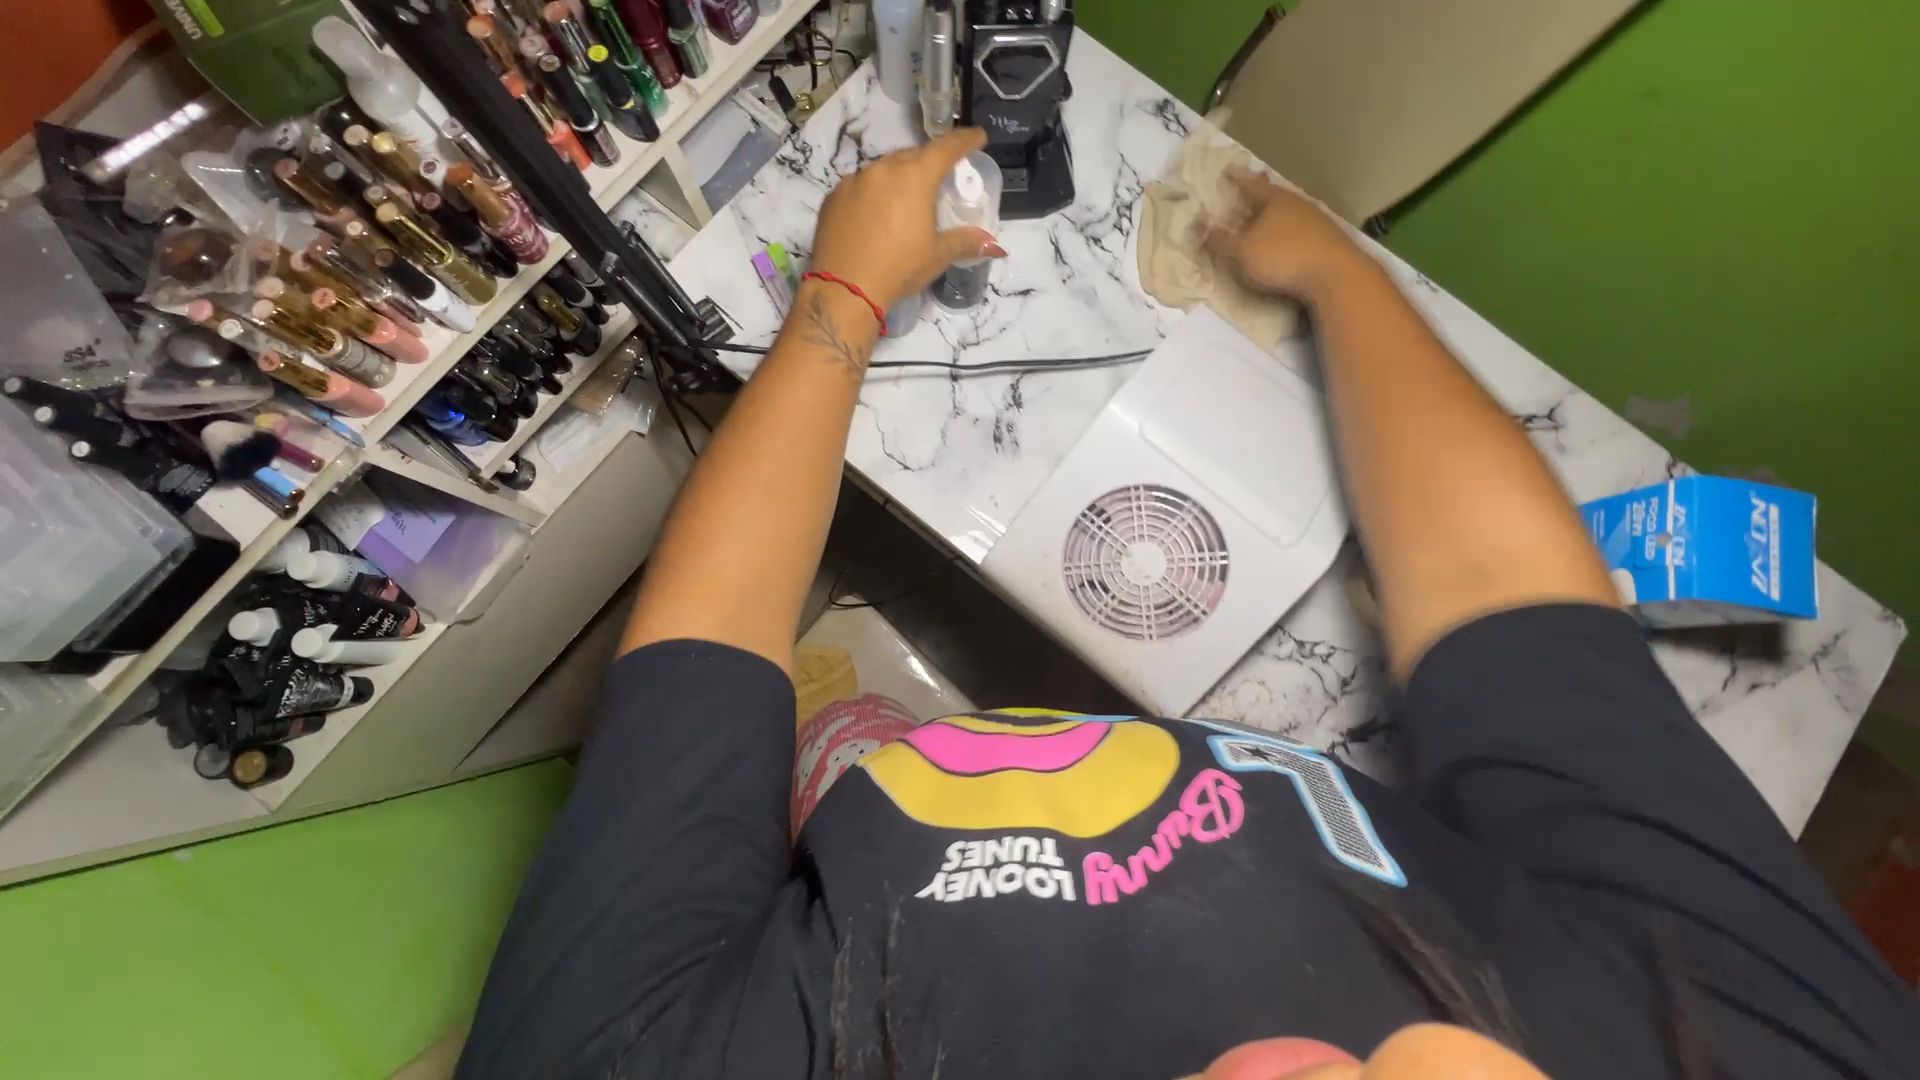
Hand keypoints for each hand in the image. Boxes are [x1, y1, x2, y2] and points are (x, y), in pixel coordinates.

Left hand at [807, 128, 1006, 311]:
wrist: (845, 289)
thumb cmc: (899, 269)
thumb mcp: (937, 256)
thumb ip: (966, 242)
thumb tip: (995, 245)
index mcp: (915, 177)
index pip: (946, 148)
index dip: (965, 140)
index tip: (977, 137)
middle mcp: (883, 169)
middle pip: (912, 156)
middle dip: (928, 163)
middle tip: (938, 178)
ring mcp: (855, 180)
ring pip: (884, 169)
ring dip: (898, 178)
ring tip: (904, 201)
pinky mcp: (834, 196)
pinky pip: (860, 186)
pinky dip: (873, 194)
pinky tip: (875, 216)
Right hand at [1199, 166, 1375, 301]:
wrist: (1335, 274)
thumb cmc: (1282, 257)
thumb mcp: (1242, 251)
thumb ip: (1219, 239)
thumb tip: (1196, 225)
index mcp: (1274, 200)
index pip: (1251, 184)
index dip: (1237, 179)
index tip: (1227, 171)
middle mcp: (1296, 204)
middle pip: (1272, 196)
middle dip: (1258, 195)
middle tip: (1246, 193)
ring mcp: (1315, 220)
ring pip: (1289, 212)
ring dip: (1275, 215)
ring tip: (1264, 219)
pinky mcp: (1326, 240)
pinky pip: (1300, 229)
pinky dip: (1288, 231)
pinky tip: (1286, 239)